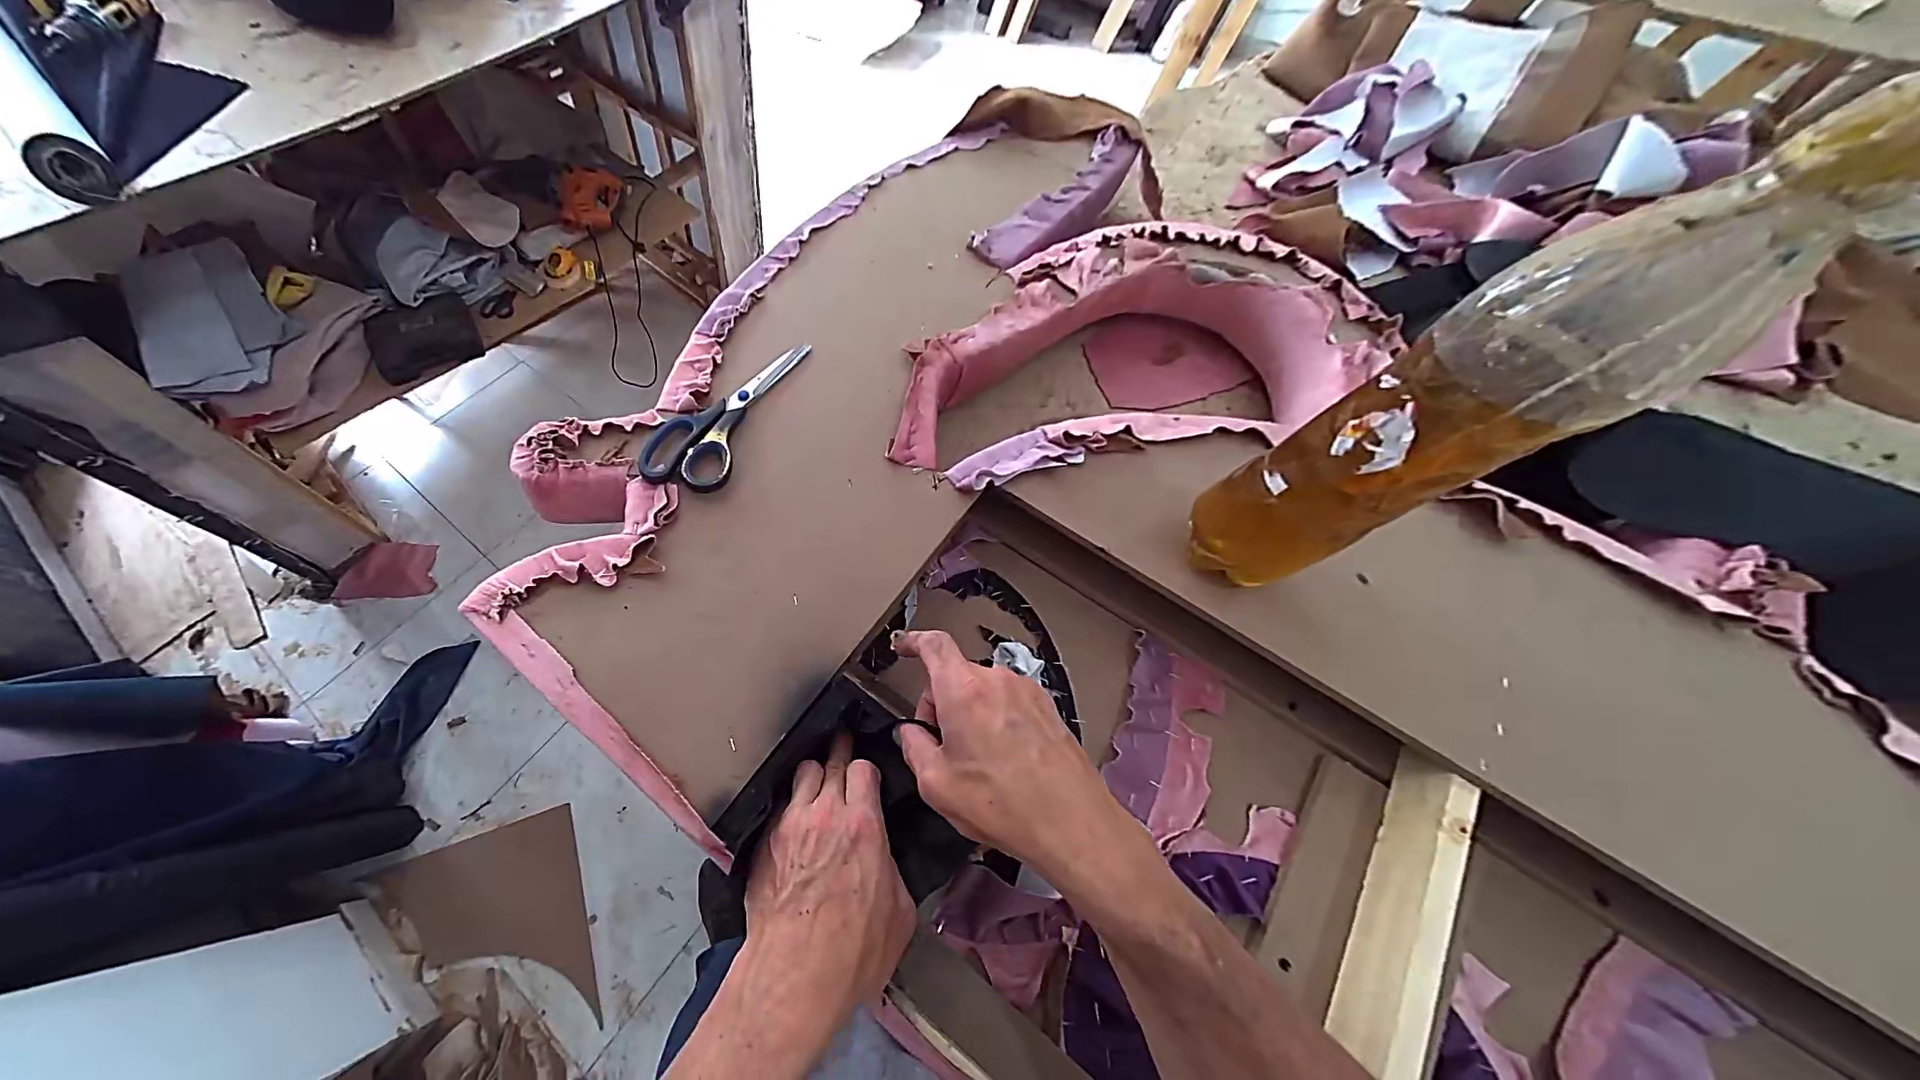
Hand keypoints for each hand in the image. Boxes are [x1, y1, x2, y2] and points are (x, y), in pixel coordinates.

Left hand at [743, 732, 915, 1014]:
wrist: (794, 979)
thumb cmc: (852, 951)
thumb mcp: (900, 910)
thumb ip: (894, 869)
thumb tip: (887, 863)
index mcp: (863, 825)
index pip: (863, 768)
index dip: (867, 768)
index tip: (869, 774)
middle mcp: (824, 816)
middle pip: (830, 762)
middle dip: (840, 754)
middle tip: (842, 747)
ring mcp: (789, 828)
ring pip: (801, 775)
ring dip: (812, 777)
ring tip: (817, 783)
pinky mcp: (763, 847)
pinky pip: (779, 809)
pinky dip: (790, 808)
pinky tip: (796, 822)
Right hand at [893, 630, 1150, 895]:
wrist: (1069, 820)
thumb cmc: (1006, 804)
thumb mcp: (936, 783)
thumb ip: (914, 747)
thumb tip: (912, 734)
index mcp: (964, 691)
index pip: (933, 645)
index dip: (914, 642)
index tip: (905, 646)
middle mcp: (997, 680)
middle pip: (956, 675)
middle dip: (941, 703)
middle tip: (941, 745)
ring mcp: (1026, 691)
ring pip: (983, 690)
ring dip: (971, 714)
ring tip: (978, 762)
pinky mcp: (1046, 706)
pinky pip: (1008, 702)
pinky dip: (997, 721)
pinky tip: (1003, 761)